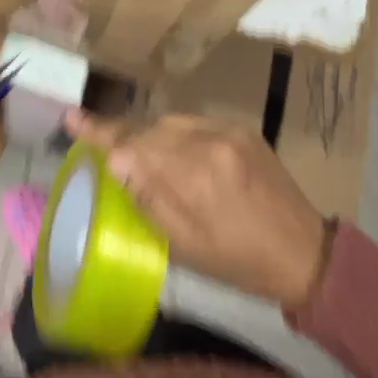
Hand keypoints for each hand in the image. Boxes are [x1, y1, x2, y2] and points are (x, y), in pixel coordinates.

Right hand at [66, 111, 330, 310]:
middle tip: (105, 147)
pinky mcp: (242, 128)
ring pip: (169, 122)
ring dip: (151, 136)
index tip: (71, 117)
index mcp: (193, 176)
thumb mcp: (184, 245)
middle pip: (148, 128)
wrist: (305, 252)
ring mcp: (228, 130)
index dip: (99, 133)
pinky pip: (194, 123)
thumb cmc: (238, 260)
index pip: (133, 145)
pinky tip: (181, 154)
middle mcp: (209, 143)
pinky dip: (178, 135)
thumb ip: (148, 198)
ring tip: (145, 157)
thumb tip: (116, 162)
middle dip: (124, 137)